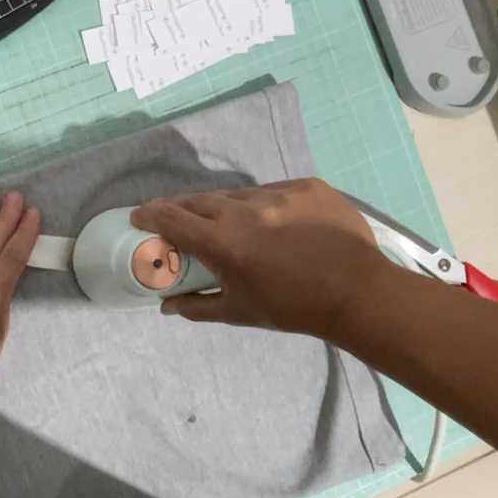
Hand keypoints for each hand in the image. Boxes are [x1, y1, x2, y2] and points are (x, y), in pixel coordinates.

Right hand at [130, 179, 388, 335]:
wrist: (359, 294)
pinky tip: (267, 221)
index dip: (150, 215)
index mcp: (225, 242)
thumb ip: (197, 306)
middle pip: (199, 200)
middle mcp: (247, 211)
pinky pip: (271, 192)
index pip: (173, 218)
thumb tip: (166, 306)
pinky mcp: (307, 186)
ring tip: (223, 220)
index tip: (138, 216)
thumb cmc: (293, 309)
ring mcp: (279, 194)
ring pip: (236, 195)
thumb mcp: (240, 312)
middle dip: (179, 207)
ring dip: (221, 207)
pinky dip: (260, 205)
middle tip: (170, 215)